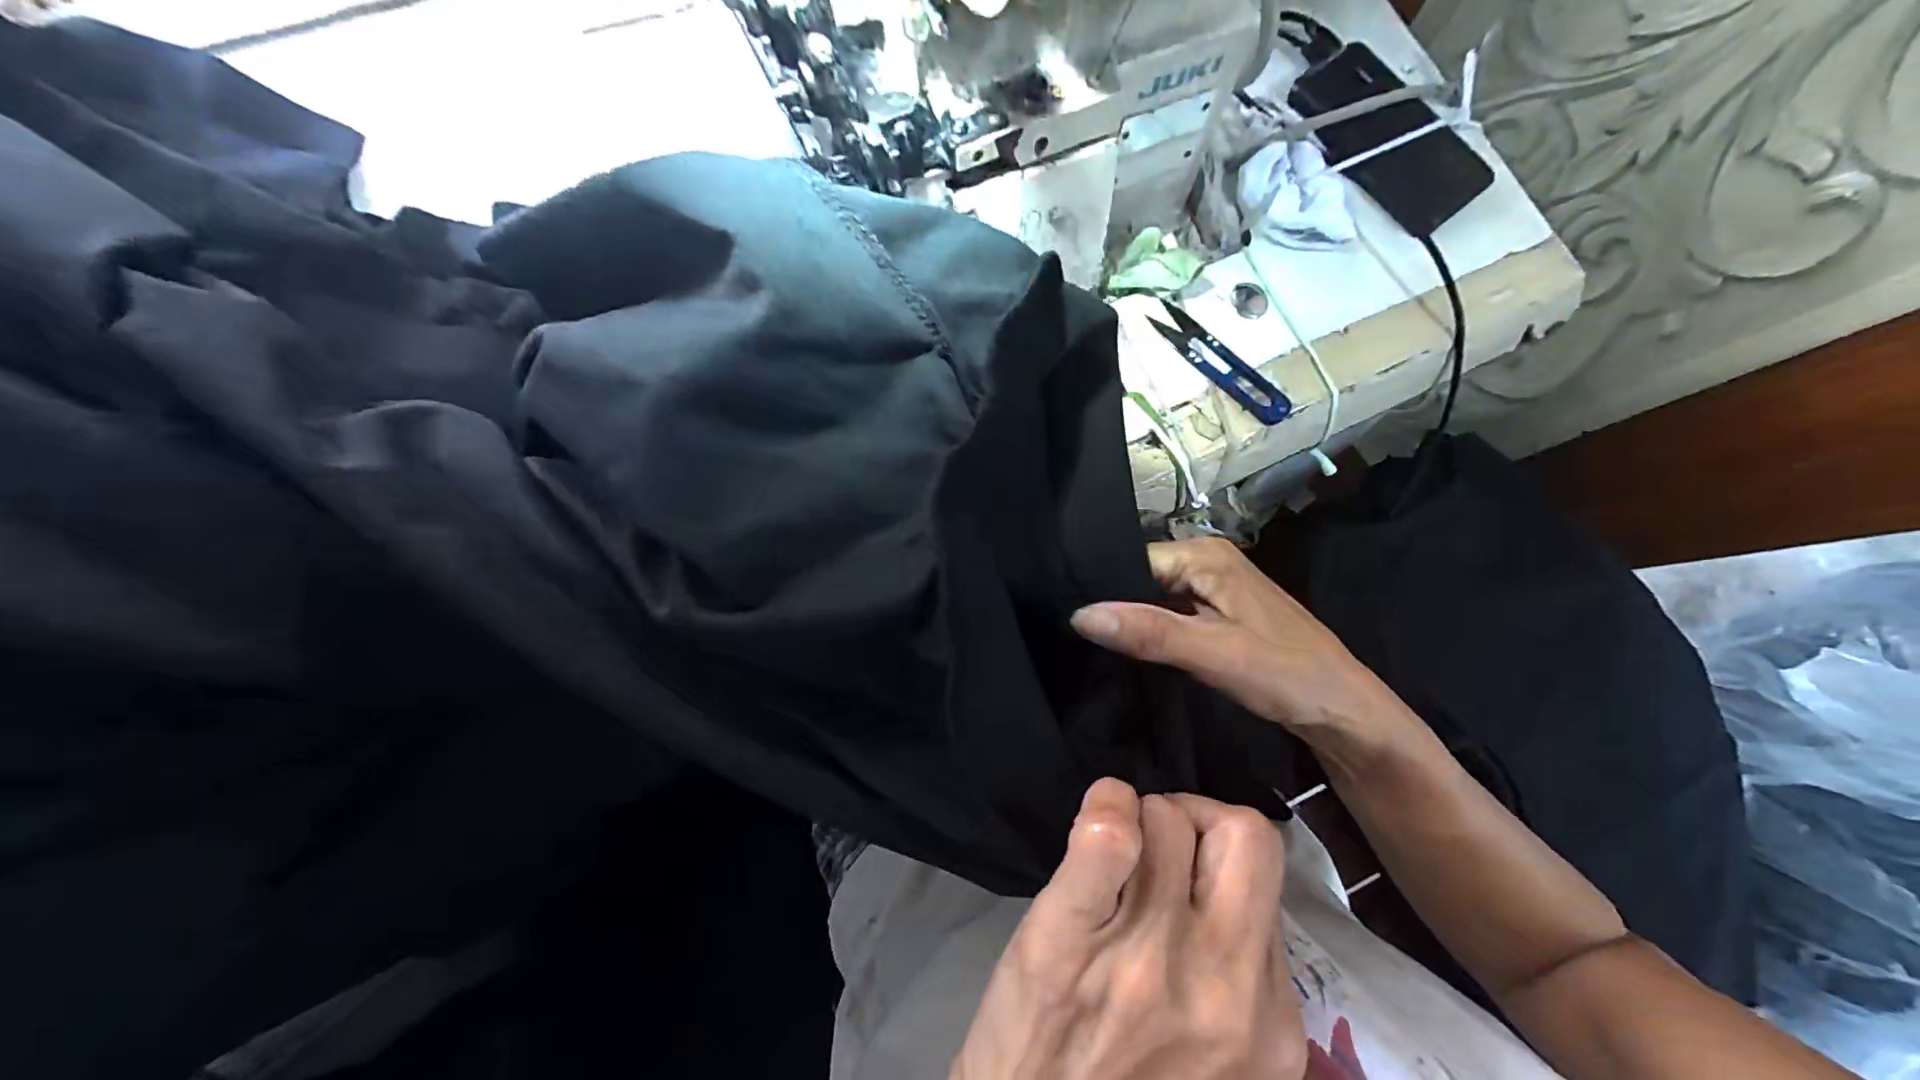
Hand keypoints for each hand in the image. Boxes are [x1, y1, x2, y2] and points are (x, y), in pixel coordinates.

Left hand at [950, 778, 1305, 1079]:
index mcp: (1268, 1020)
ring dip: (1139, 820)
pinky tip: (1102, 812)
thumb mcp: (1222, 1057)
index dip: (1220, 851)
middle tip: (1154, 850)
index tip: (1185, 870)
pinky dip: (1105, 814)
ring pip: (1167, 820)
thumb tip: (1217, 872)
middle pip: (1243, 834)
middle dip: (1198, 818)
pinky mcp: (1061, 945)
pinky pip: (1102, 851)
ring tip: (1110, 861)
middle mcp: (1220, 985)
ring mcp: (1141, 962)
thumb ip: (1239, 971)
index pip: (1267, 872)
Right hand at [1070, 537, 1422, 754]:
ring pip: (1150, 597)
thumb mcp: (1214, 654)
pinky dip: (1148, 631)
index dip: (1099, 589)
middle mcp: (1206, 560)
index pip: (1129, 560)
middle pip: (1137, 577)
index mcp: (1204, 555)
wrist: (1346, 714)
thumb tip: (1079, 615)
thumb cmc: (1288, 677)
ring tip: (1091, 645)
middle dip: (1111, 606)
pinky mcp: (1215, 613)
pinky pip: (1167, 613)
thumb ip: (1149, 632)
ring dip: (1129, 621)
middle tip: (1074, 638)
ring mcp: (1213, 587)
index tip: (1066, 622)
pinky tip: (1128, 651)